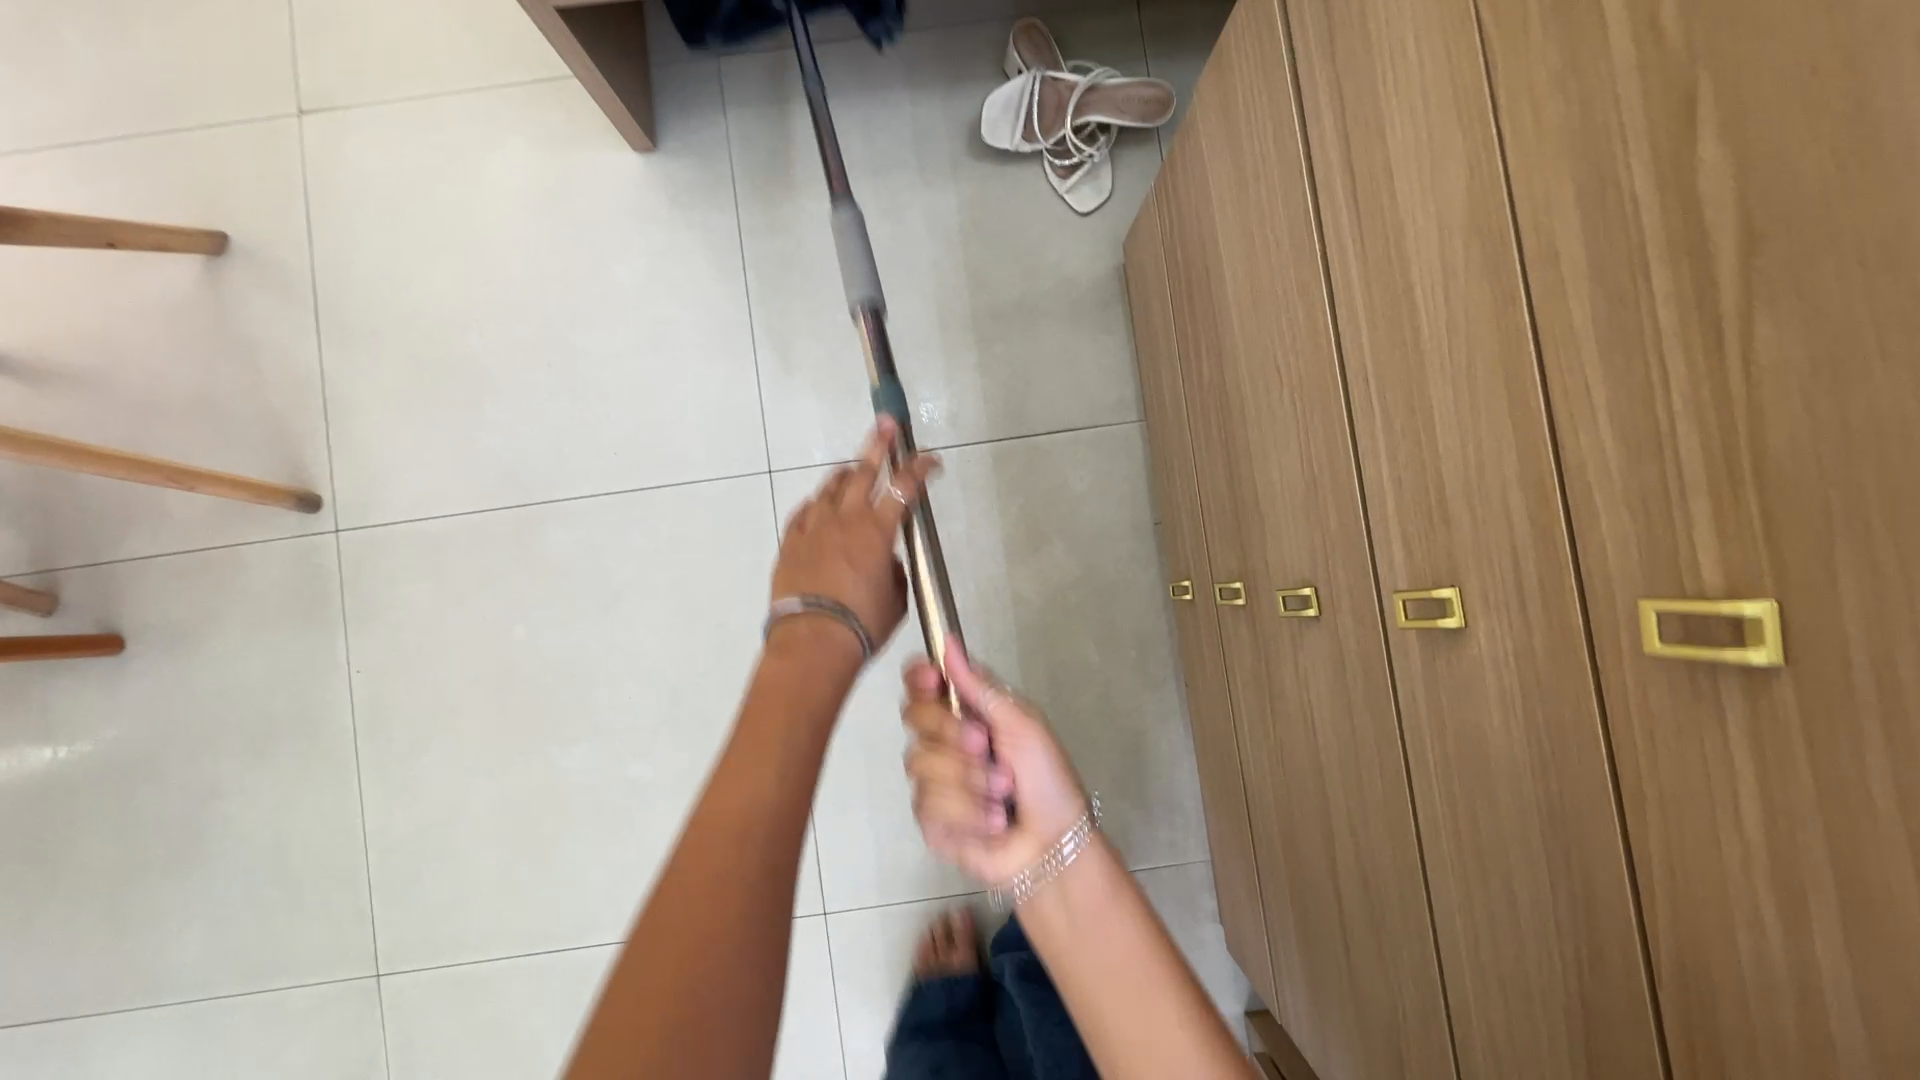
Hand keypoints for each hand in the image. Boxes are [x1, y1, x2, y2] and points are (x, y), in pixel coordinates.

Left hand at [772, 418, 938, 655]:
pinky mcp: (791, 541)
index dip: (920, 469)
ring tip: (852, 467)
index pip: (904, 487)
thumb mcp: (896, 598)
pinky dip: (817, 504)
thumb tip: (885, 561)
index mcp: (878, 530)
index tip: (932, 459)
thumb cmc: (864, 624)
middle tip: (886, 425)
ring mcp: (814, 527)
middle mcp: (845, 519)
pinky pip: (805, 511)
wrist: (813, 640)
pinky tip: (820, 505)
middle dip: (878, 446)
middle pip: (863, 471)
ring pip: (830, 487)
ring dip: (845, 474)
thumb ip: (894, 571)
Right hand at [902, 646, 1090, 884]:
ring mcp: (934, 781)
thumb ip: (980, 687)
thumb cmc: (1047, 778)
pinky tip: (993, 821)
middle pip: (914, 716)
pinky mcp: (931, 819)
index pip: (923, 685)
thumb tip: (948, 641)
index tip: (931, 679)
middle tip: (984, 745)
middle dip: (951, 732)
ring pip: (920, 762)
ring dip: (969, 780)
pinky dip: (968, 812)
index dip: (919, 677)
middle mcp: (944, 742)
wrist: (1054, 843)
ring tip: (1003, 794)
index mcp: (968, 713)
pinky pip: (929, 803)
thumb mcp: (1022, 724)